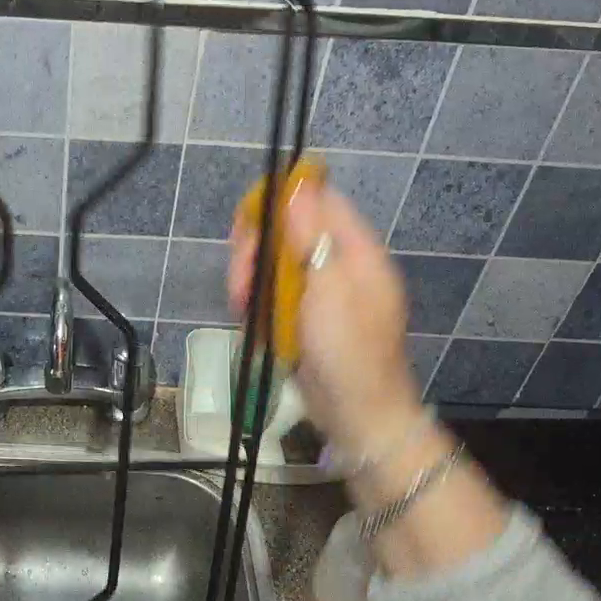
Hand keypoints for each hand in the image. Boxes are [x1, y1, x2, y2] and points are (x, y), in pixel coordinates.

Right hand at [227, 181, 424, 462]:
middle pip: (290, 231)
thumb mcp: (329, 288)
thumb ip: (311, 235)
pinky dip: (258, 302)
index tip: (249, 220)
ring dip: (253, 278)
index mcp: (358, 252)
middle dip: (259, 248)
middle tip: (242, 276)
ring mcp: (322, 293)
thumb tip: (298, 183)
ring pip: (276, 263)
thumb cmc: (349, 352)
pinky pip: (275, 294)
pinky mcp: (305, 317)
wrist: (359, 418)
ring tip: (241, 303)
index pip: (320, 201)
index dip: (283, 201)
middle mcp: (341, 265)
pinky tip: (249, 318)